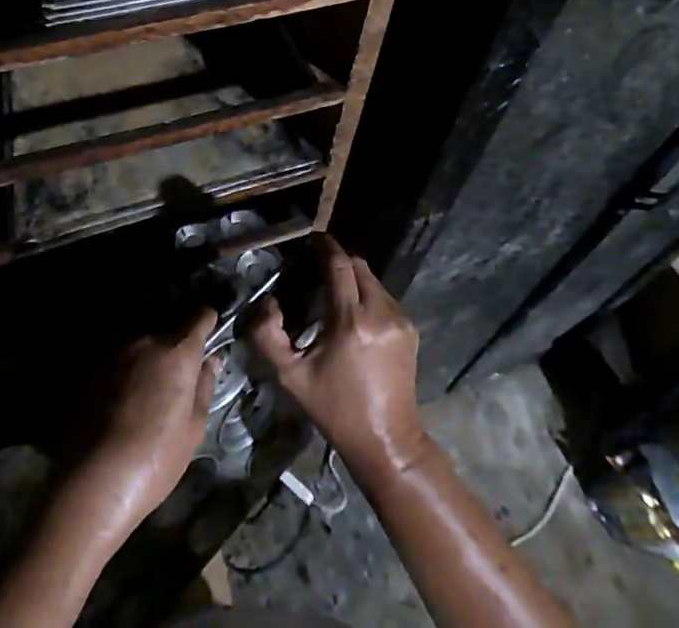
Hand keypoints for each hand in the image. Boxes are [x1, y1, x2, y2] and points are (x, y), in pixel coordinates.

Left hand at [62, 308, 221, 534]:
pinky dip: (129, 373)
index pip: (199, 317)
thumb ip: (204, 385)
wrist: (96, 479)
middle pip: (170, 334)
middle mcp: (147, 342)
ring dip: (151, 361)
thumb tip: (212, 360)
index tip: (211, 332)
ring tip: (152, 396)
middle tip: (181, 380)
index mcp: (178, 352)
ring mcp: (117, 353)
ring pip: (144, 348)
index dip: (208, 322)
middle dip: (178, 350)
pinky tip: (128, 403)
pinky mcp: (94, 369)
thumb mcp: (194, 427)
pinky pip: (122, 362)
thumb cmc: (158, 457)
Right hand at [251, 235, 430, 477]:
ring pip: (374, 281)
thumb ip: (268, 336)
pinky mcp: (410, 330)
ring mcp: (400, 320)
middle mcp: (381, 313)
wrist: (386, 439)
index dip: (325, 247)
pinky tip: (352, 309)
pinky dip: (366, 293)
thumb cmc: (335, 408)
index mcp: (350, 321)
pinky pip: (385, 298)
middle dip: (338, 258)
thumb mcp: (291, 376)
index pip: (339, 266)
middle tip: (316, 260)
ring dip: (353, 276)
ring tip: (331, 285)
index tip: (311, 239)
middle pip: (359, 266)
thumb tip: (268, 303)